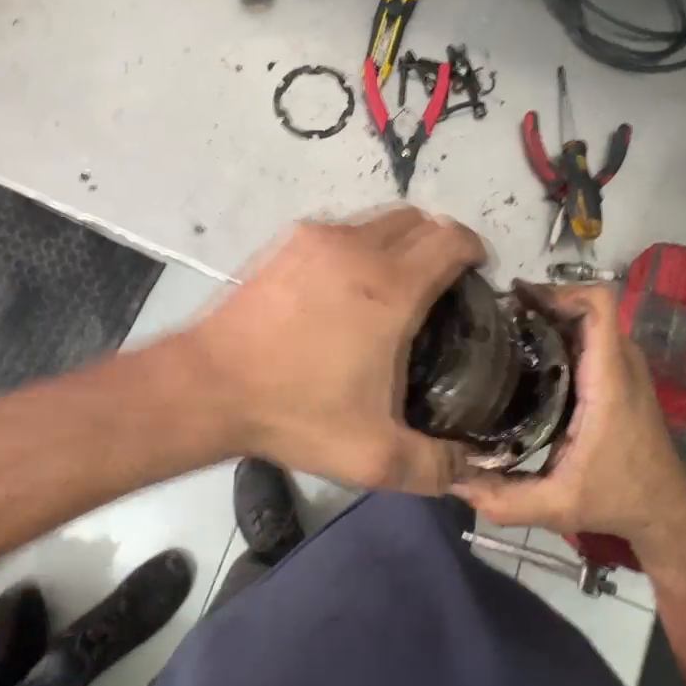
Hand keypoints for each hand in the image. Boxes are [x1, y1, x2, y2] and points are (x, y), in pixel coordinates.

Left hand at [184, 206, 485, 494]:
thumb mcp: (374, 456)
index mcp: (391, 288)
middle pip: (419, 220)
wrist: (208, 385)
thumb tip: (470, 466)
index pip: (451, 239)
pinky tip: (345, 288)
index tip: (478, 275)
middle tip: (442, 284)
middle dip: (440, 242)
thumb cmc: (295, 412)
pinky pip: (342, 229)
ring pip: (379, 219)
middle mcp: (359, 248)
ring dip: (400, 241)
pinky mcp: (287, 242)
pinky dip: (359, 245)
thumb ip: (434, 465)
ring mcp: (318, 238)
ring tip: (396, 284)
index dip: (474, 249)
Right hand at [452, 285, 685, 547]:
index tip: (515, 302)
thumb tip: (453, 481)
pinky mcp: (620, 375)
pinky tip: (529, 358)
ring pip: (588, 319)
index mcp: (608, 378)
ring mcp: (624, 366)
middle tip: (496, 318)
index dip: (557, 291)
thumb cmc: (619, 500)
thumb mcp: (558, 506)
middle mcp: (620, 362)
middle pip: (585, 305)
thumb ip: (505, 498)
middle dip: (542, 302)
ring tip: (506, 333)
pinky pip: (591, 336)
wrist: (667, 511)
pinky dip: (561, 334)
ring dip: (551, 317)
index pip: (597, 304)